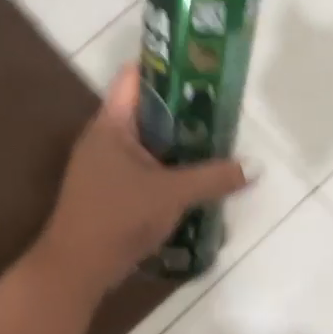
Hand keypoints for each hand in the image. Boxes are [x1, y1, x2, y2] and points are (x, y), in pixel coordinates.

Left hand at [34, 65, 250, 297]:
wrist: (77, 268)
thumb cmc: (118, 217)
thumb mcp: (173, 194)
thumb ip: (214, 178)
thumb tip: (255, 166)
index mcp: (111, 124)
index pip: (135, 76)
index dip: (167, 66)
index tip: (202, 65)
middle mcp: (104, 139)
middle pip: (146, 110)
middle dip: (182, 109)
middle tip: (220, 107)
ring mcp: (103, 167)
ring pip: (147, 143)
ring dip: (177, 143)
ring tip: (216, 142)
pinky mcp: (109, 192)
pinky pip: (143, 169)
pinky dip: (167, 169)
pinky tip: (194, 180)